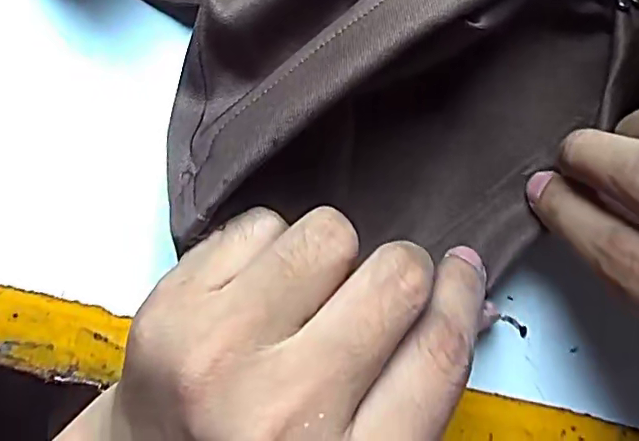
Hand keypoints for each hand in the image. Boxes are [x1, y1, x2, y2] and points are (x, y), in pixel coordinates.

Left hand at [59, 207, 489, 440]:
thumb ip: (419, 386)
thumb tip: (469, 297)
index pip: (440, 348)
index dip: (462, 292)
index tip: (463, 267)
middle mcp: (280, 417)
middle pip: (396, 273)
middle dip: (398, 271)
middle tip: (373, 293)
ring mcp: (215, 359)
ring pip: (331, 230)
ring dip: (327, 258)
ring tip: (297, 304)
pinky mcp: (169, 312)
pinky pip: (263, 222)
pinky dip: (266, 249)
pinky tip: (248, 297)